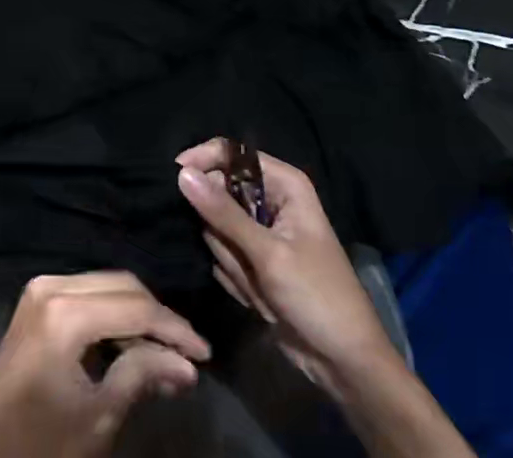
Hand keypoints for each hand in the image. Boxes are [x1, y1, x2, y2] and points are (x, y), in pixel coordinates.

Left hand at [0, 271, 210, 457]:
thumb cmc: (35, 447)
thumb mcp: (96, 418)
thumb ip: (143, 376)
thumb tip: (187, 364)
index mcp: (65, 312)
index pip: (137, 308)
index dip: (175, 330)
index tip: (205, 354)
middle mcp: (51, 286)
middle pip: (123, 288)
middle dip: (158, 320)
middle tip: (188, 354)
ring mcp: (39, 292)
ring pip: (106, 288)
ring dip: (137, 318)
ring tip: (165, 355)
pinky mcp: (33, 305)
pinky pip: (86, 297)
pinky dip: (112, 318)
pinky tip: (130, 347)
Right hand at [175, 139, 399, 400]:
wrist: (340, 357)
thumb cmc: (315, 294)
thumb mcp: (268, 253)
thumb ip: (223, 213)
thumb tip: (182, 173)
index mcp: (284, 184)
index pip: (232, 154)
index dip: (203, 161)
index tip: (172, 179)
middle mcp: (271, 200)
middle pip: (220, 195)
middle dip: (224, 233)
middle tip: (248, 262)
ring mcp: (260, 232)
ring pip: (218, 231)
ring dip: (233, 262)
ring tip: (262, 284)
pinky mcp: (253, 260)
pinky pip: (224, 257)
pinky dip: (236, 278)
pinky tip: (261, 297)